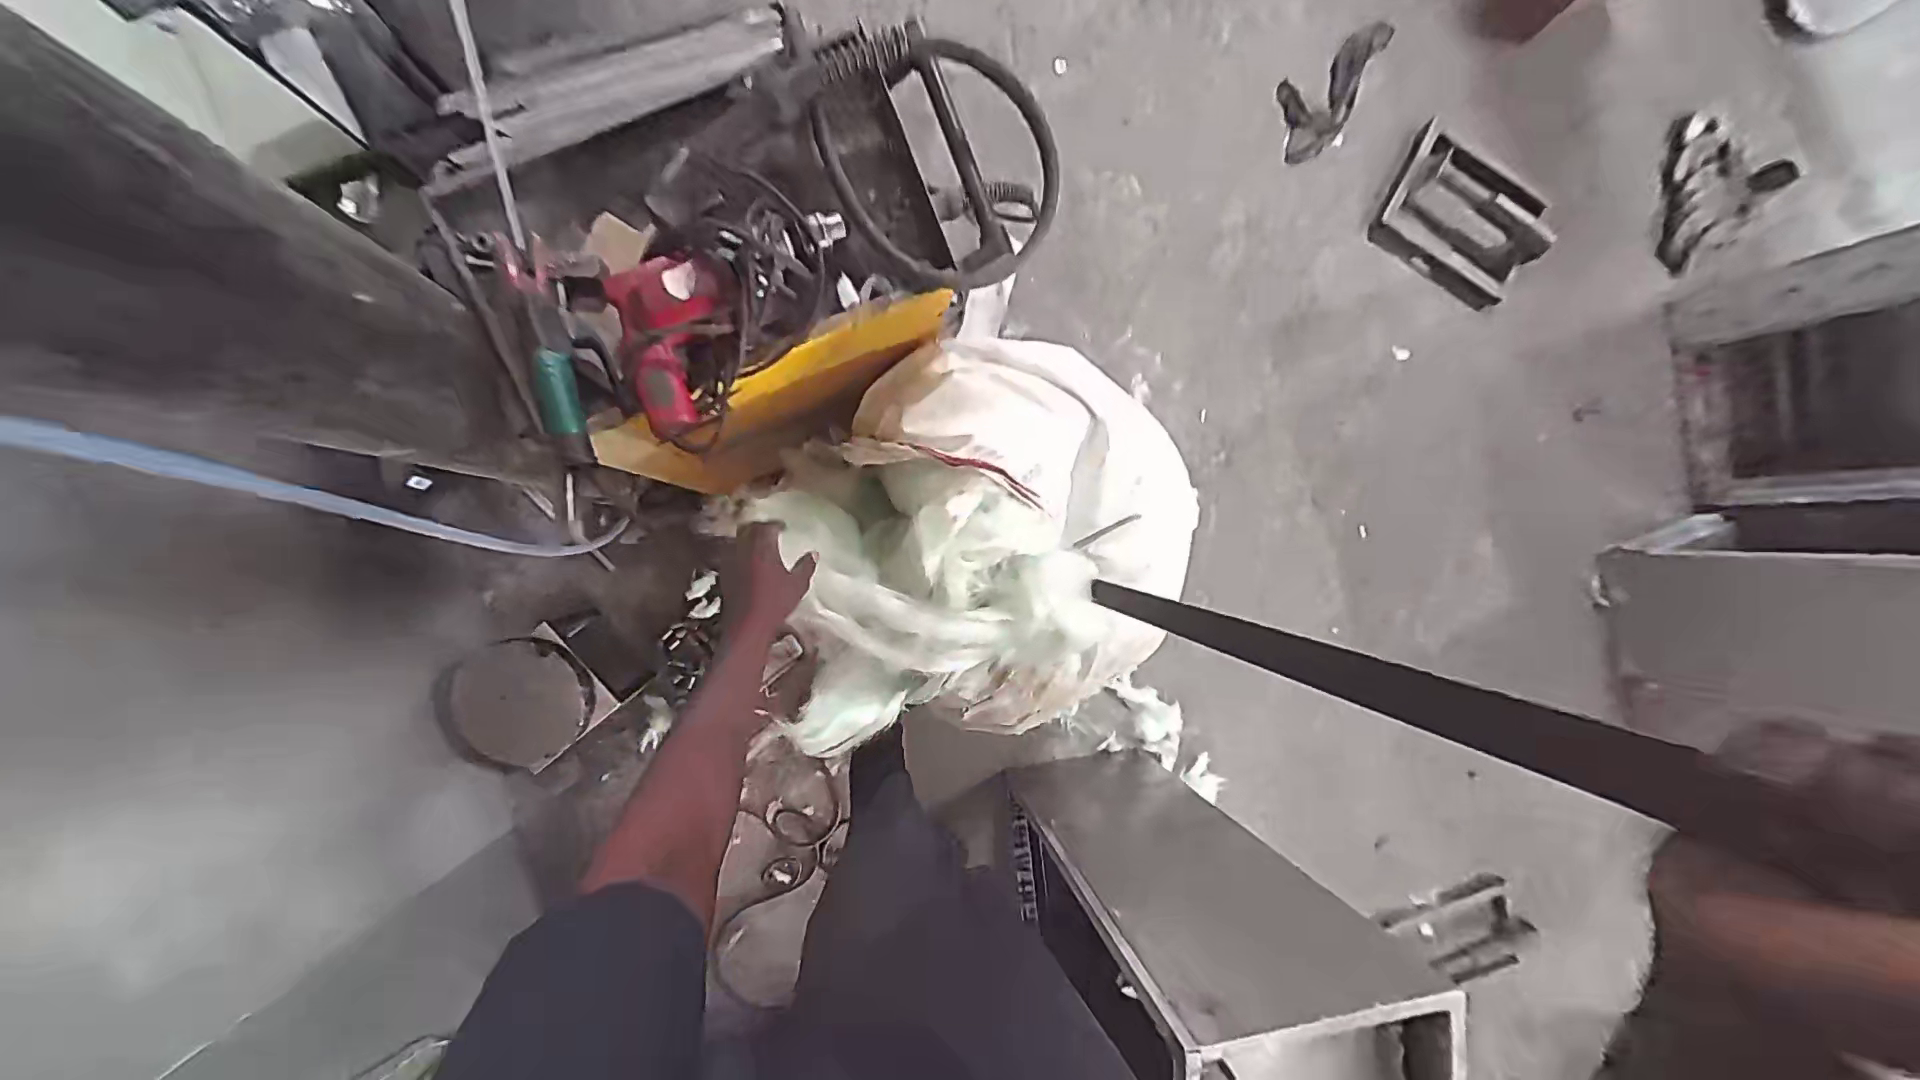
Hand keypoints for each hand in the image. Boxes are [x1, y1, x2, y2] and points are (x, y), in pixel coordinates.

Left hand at [721, 522, 815, 645]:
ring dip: (748, 537)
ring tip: (759, 544)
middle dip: (759, 526)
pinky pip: (731, 554)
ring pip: (737, 540)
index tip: (783, 527)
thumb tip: (814, 554)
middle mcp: (744, 549)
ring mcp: (731, 561)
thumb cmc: (775, 603)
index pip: (767, 527)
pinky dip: (740, 551)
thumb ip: (806, 566)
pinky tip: (748, 561)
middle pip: (748, 528)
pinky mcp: (724, 573)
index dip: (776, 524)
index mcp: (763, 548)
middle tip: (770, 530)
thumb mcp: (798, 585)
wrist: (747, 625)